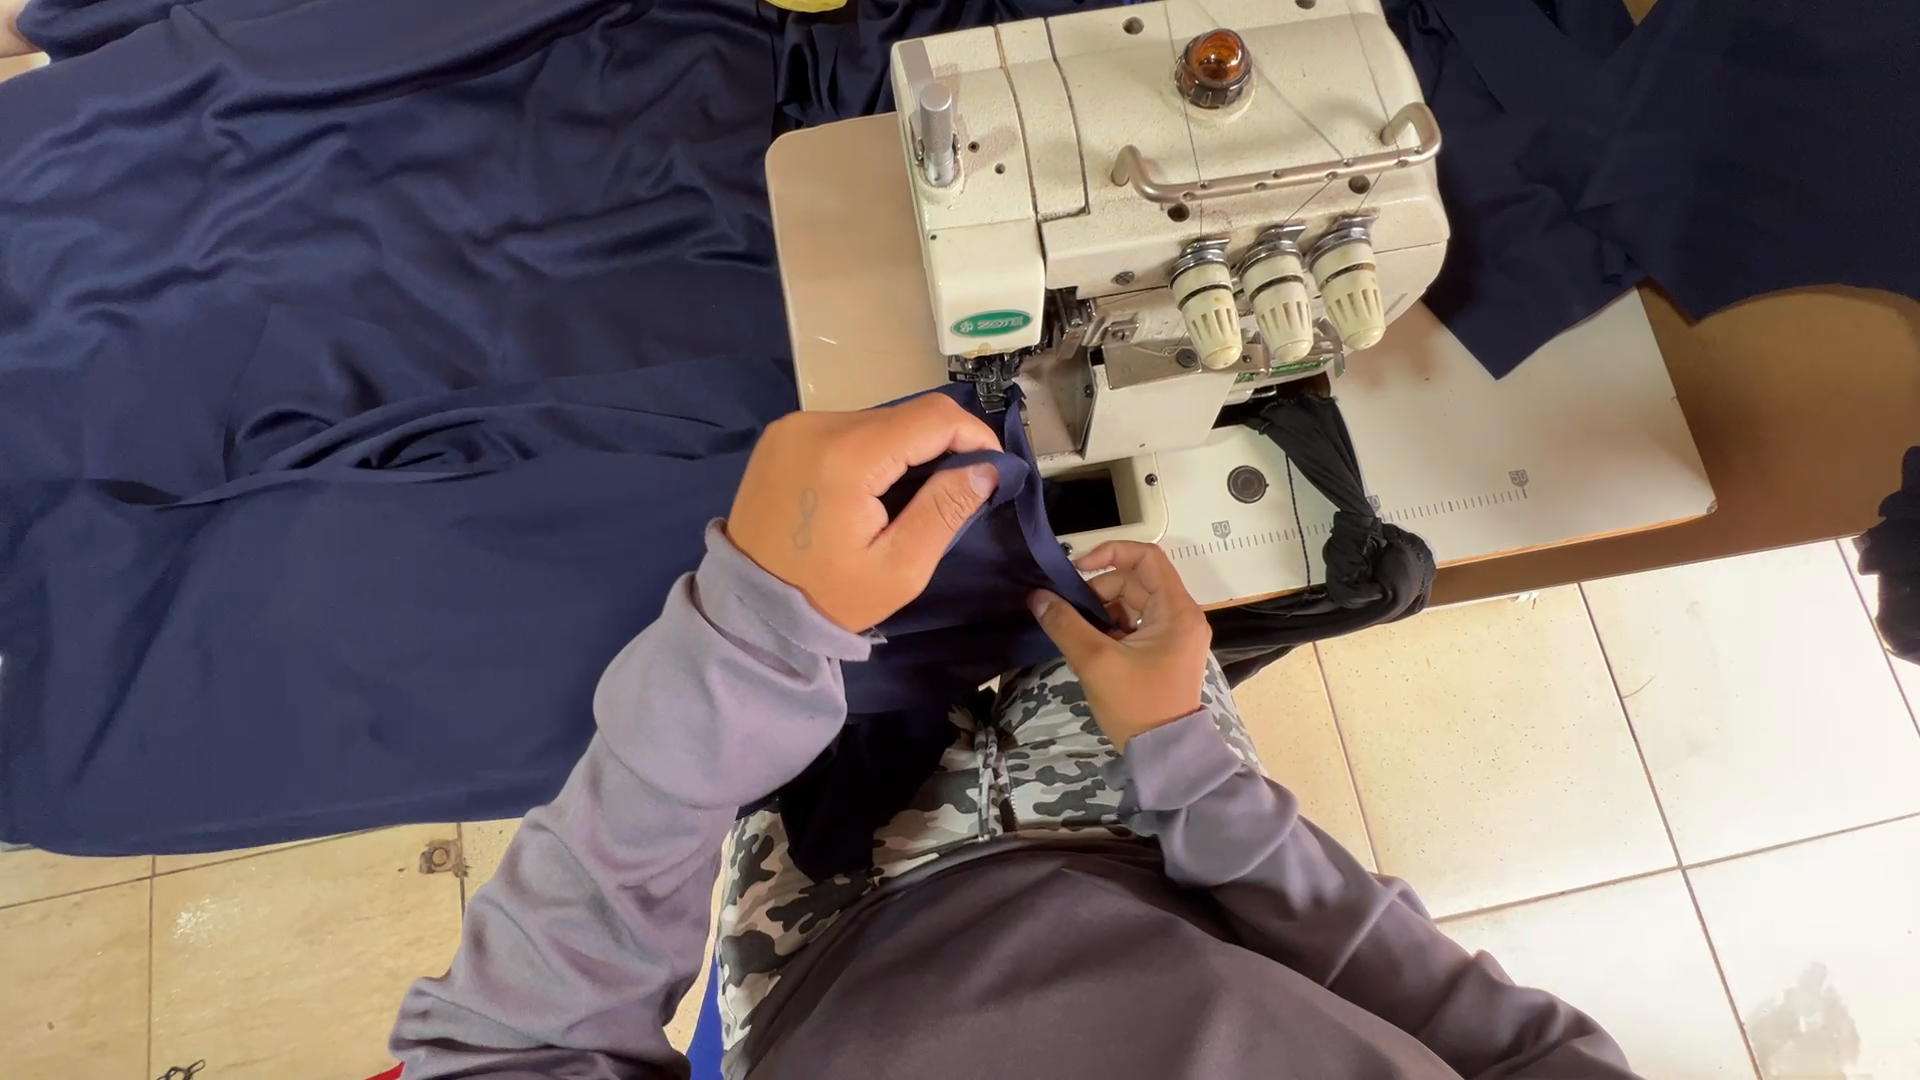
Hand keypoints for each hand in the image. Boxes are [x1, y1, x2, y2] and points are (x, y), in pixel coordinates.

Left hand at [727, 394, 1001, 631]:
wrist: (746, 608)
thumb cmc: (827, 597)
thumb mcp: (900, 568)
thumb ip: (946, 510)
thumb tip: (987, 467)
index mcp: (847, 455)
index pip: (933, 416)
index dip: (975, 434)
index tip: (993, 467)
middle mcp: (816, 424)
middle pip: (905, 416)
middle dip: (941, 446)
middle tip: (956, 490)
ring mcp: (793, 426)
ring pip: (877, 421)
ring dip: (905, 450)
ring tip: (911, 497)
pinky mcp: (782, 436)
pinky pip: (846, 429)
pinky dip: (872, 451)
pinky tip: (872, 489)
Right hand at [1028, 541, 1210, 751]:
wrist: (1164, 756)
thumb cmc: (1137, 705)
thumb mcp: (1096, 662)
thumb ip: (1065, 624)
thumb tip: (1037, 596)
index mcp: (1177, 611)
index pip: (1147, 557)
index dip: (1110, 552)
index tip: (1077, 568)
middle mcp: (1181, 616)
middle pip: (1135, 580)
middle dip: (1099, 590)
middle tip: (1071, 612)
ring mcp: (1174, 634)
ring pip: (1132, 602)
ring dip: (1101, 609)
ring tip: (1079, 632)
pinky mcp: (1163, 651)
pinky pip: (1134, 623)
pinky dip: (1110, 626)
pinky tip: (1091, 644)